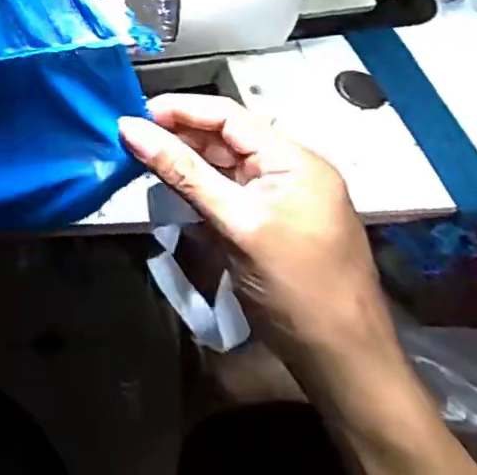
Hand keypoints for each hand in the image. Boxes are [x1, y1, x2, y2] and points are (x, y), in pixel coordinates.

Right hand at [118, 95, 393, 363]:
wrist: (344, 366)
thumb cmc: (296, 289)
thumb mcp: (235, 224)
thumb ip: (182, 173)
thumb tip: (131, 129)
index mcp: (293, 158)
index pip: (228, 115)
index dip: (180, 109)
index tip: (136, 113)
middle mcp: (289, 168)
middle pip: (225, 137)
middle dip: (179, 135)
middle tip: (132, 138)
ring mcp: (281, 197)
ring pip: (225, 165)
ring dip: (187, 162)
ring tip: (143, 158)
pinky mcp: (271, 223)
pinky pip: (230, 192)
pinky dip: (201, 189)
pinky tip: (173, 188)